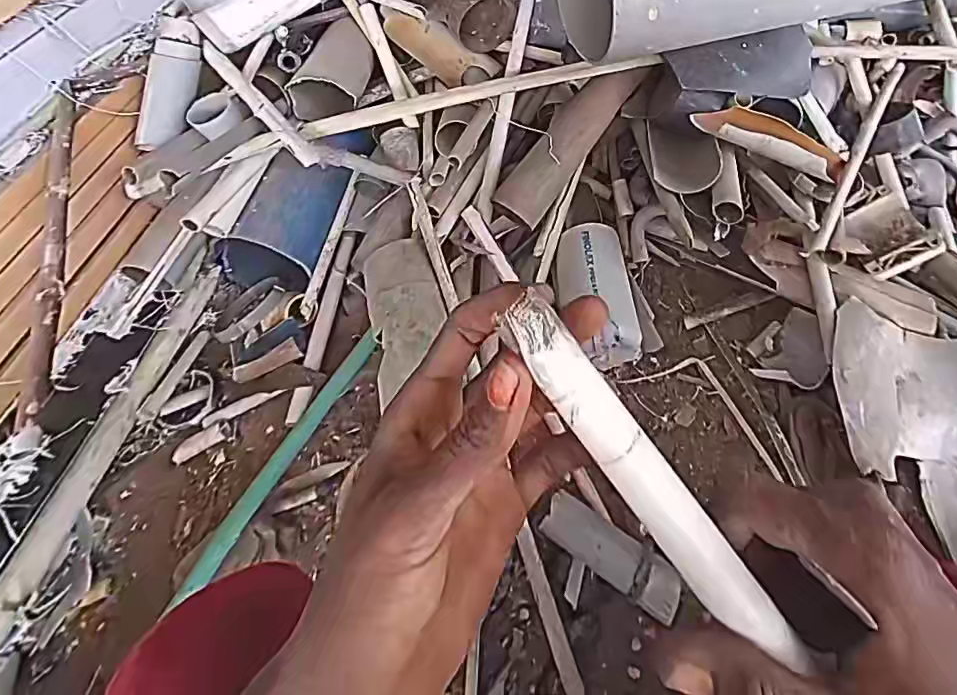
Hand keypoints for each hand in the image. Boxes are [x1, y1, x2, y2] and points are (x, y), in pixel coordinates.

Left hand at [245, 284, 603, 694]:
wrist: (372, 675)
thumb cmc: (358, 591)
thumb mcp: (412, 509)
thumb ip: (466, 447)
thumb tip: (504, 382)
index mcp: (417, 418)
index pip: (459, 342)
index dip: (495, 312)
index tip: (532, 299)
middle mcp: (453, 435)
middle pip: (507, 370)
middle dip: (545, 343)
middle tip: (582, 324)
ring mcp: (482, 469)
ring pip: (534, 412)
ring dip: (567, 392)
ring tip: (597, 378)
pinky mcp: (505, 505)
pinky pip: (548, 464)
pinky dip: (575, 450)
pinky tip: (594, 440)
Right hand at [651, 475, 956, 694]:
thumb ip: (751, 677)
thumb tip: (679, 654)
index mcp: (859, 542)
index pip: (744, 501)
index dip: (694, 525)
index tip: (664, 539)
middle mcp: (864, 515)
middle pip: (755, 515)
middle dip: (741, 575)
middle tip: (755, 630)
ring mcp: (870, 521)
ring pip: (776, 527)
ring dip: (765, 583)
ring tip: (798, 643)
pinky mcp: (872, 533)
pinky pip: (802, 537)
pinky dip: (791, 581)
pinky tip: (817, 632)